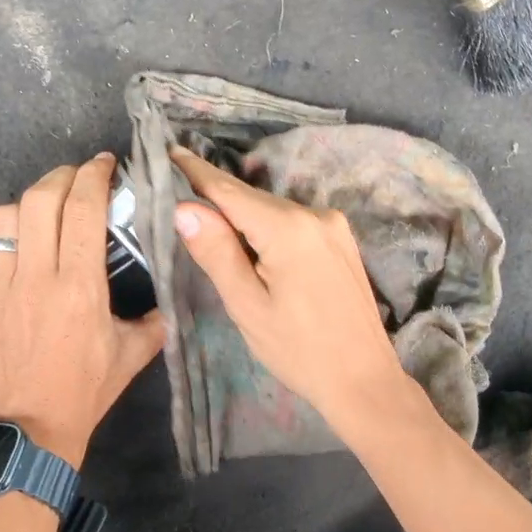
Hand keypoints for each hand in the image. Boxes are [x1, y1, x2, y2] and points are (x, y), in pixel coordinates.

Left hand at [0, 154, 165, 466]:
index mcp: (80, 286)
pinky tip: (1, 250)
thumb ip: (155, 323)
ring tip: (40, 216)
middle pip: (42, 198)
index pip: (85, 208)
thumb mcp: (131, 357)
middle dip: (62, 176)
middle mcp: (37, 276)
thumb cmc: (84, 393)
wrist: (30, 431)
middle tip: (76, 181)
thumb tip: (170, 304)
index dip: (95, 175)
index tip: (104, 164)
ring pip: (5, 217)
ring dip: (27, 206)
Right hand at [170, 146, 408, 428]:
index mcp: (288, 229)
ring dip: (241, 218)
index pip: (230, 192)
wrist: (363, 380)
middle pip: (252, 200)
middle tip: (177, 194)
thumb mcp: (248, 306)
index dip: (196, 173)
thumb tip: (184, 208)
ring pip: (272, 212)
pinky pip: (292, 225)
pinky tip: (251, 245)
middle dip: (216, 199)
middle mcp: (314, 215)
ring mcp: (333, 227)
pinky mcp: (341, 243)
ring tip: (208, 225)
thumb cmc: (298, 350)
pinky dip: (266, 229)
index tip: (169, 152)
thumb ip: (217, 253)